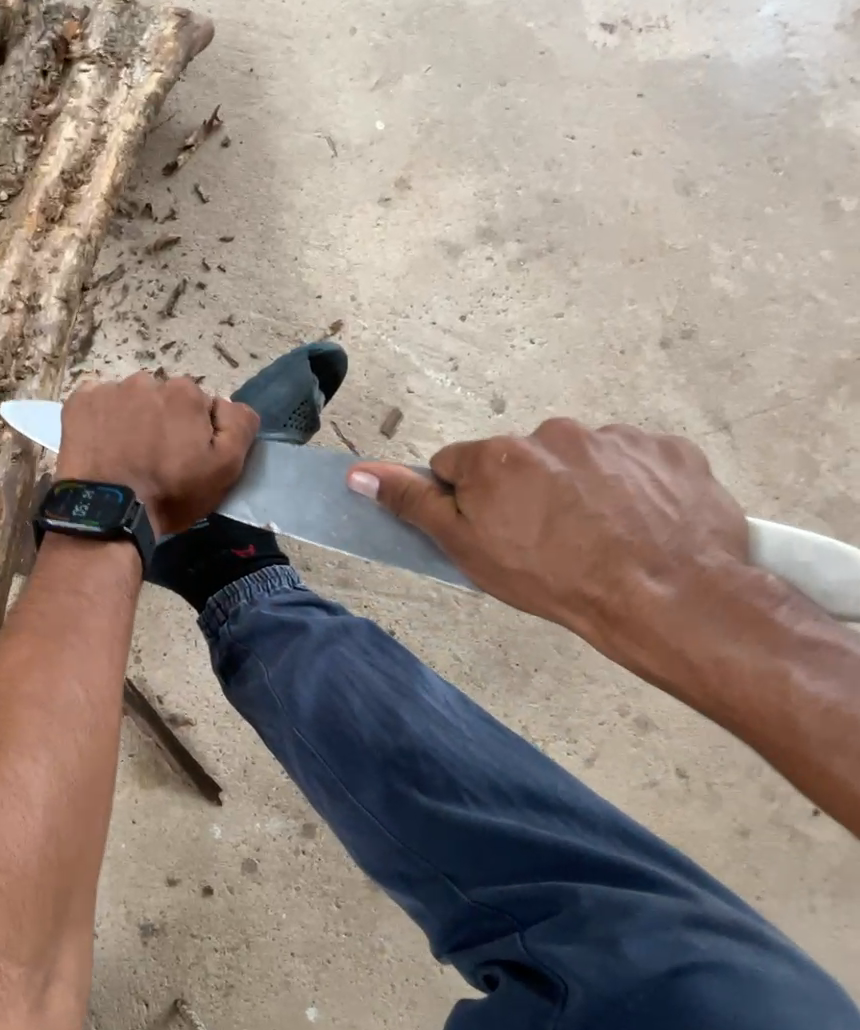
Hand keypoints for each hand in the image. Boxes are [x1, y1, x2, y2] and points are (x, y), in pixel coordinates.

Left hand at [55, 371, 258, 534]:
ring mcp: (108, 390)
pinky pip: (95, 401)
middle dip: (159, 420)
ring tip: (122, 451)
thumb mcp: (225, 467)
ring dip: (129, 417)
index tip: (181, 456)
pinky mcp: (78, 403)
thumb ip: (238, 425)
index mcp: (185, 393)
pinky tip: (99, 441)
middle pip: (160, 398)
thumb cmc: (169, 493)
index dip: (191, 431)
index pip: (196, 405)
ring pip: (128, 399)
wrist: (108, 511)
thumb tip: (224, 403)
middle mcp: (147, 381)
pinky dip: (98, 416)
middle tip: (150, 456)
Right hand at [347, 419, 750, 641]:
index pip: (455, 465)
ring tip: (593, 532)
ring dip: (575, 484)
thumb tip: (358, 474)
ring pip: (575, 458)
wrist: (666, 595)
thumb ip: (410, 502)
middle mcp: (551, 433)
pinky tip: (634, 520)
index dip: (464, 498)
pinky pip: (634, 460)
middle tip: (540, 537)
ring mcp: (617, 439)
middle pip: (516, 458)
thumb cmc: (551, 576)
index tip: (486, 529)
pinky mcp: (670, 451)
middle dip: (521, 487)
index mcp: (494, 455)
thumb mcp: (463, 546)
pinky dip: (629, 483)